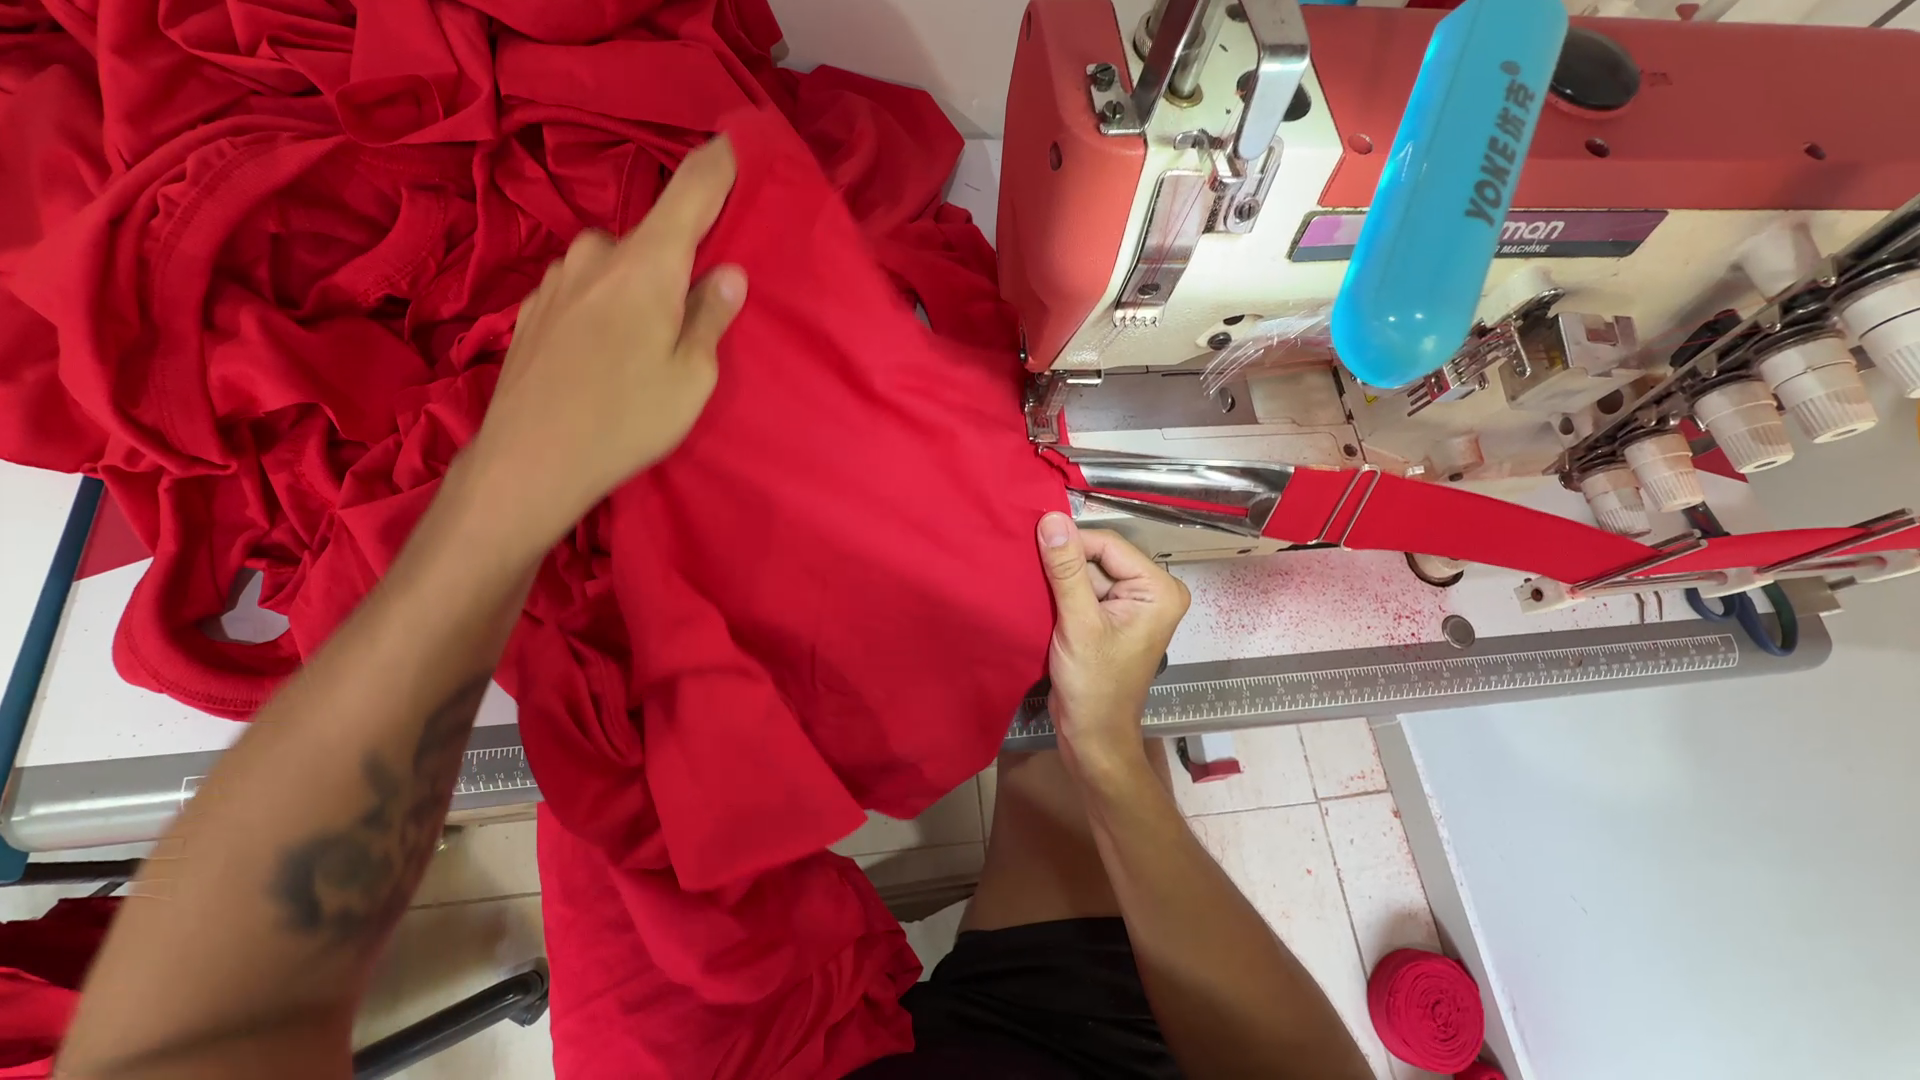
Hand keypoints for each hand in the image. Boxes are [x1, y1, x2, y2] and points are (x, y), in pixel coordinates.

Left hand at [467, 136, 746, 548]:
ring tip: (643, 344)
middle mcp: (596, 256)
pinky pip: (584, 288)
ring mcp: (557, 279)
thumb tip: (727, 273)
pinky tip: (603, 353)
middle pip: (651, 238)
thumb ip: (710, 317)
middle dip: (675, 263)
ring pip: (614, 265)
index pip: (691, 190)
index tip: (735, 145)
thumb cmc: (626, 420)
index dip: (718, 165)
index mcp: (645, 265)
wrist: (530, 461)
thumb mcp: (691, 377)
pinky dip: (604, 305)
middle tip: (691, 312)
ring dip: (636, 288)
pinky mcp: (534, 307)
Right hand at [1035, 511, 1190, 783]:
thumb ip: (1066, 570)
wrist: (1092, 737)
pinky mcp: (1111, 619)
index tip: (1031, 541)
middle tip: (1026, 565)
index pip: (1108, 544)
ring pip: (1086, 573)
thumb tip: (1051, 519)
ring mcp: (1131, 606)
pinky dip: (1061, 595)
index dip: (1070, 542)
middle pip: (1097, 557)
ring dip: (1059, 580)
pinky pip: (1084, 592)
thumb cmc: (1094, 686)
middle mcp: (1152, 591)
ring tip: (1030, 584)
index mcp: (1159, 589)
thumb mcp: (1078, 623)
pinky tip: (1039, 598)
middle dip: (1064, 563)